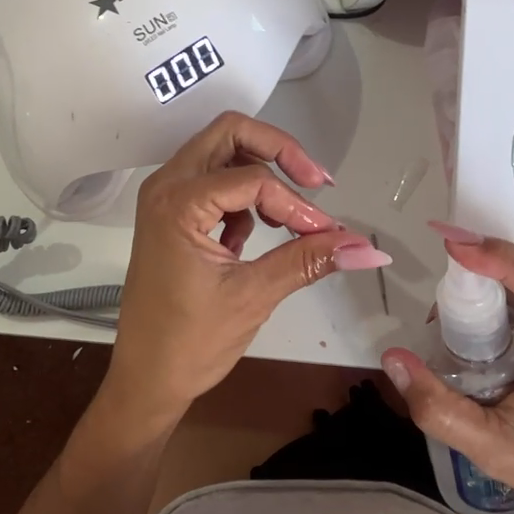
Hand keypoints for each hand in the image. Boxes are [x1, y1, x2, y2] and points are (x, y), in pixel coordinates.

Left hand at [104, 112, 391, 424]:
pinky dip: (241, 194)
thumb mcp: (255, 296)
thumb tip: (367, 248)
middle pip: (230, 133)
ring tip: (291, 216)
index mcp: (178, 203)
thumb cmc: (191, 342)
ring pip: (221, 151)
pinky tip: (253, 235)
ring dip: (261, 171)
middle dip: (279, 151)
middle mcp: (165, 186)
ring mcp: (164, 197)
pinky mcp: (170, 214)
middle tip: (316, 182)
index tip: (325, 233)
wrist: (146, 380)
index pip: (252, 178)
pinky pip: (212, 179)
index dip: (295, 202)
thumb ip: (309, 260)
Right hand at [382, 228, 513, 513]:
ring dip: (492, 286)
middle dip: (483, 270)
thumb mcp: (491, 452)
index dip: (503, 259)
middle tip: (438, 299)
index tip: (456, 246)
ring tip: (451, 321)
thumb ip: (438, 408)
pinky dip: (506, 298)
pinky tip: (479, 328)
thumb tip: (393, 359)